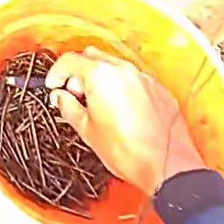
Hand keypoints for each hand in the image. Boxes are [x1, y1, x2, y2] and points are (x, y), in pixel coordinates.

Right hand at [46, 48, 207, 193]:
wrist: (169, 167)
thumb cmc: (127, 151)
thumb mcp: (88, 131)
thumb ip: (68, 107)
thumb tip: (60, 97)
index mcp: (100, 75)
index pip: (69, 60)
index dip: (56, 72)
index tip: (53, 85)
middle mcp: (122, 69)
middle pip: (92, 56)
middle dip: (78, 71)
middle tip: (75, 94)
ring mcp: (143, 77)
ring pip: (114, 65)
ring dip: (100, 77)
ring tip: (98, 104)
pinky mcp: (159, 88)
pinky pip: (133, 78)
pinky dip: (122, 86)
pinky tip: (122, 108)